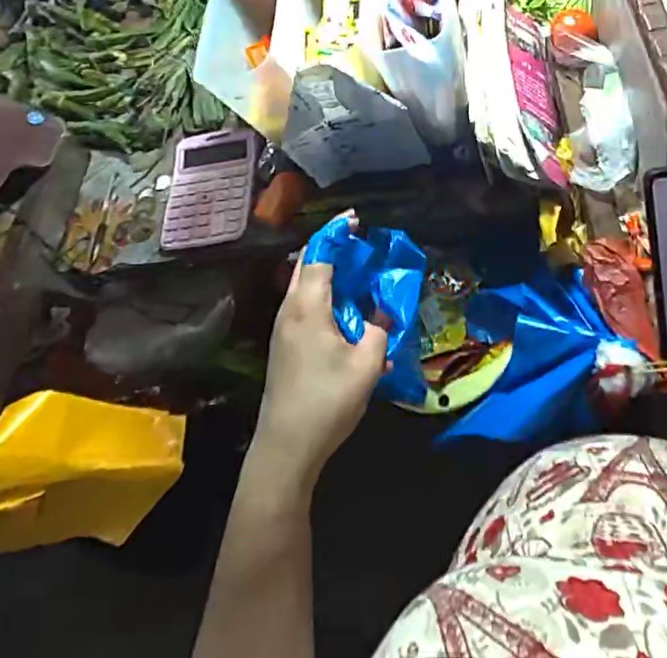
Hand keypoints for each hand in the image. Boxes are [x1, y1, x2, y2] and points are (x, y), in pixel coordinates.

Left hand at [253, 242, 388, 483]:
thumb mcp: (366, 364)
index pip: (320, 254)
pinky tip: (343, 306)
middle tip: (359, 242)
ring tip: (357, 270)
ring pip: (302, 283)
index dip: (337, 233)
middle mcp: (289, 308)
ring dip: (326, 269)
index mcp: (307, 306)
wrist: (285, 446)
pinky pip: (302, 302)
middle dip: (331, 246)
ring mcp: (282, 326)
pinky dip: (322, 291)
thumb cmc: (327, 402)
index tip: (356, 220)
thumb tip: (384, 309)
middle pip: (306, 263)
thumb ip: (379, 328)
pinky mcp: (283, 342)